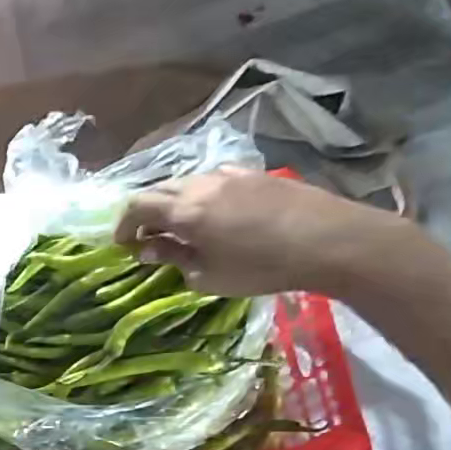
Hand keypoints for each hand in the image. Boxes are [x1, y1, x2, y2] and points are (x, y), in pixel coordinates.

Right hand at [114, 168, 437, 297]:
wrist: (327, 240)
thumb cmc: (260, 267)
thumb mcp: (208, 275)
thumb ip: (174, 258)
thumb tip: (148, 249)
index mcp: (184, 210)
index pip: (137, 206)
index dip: (123, 224)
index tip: (123, 245)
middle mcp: (201, 184)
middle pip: (158, 188)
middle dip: (145, 212)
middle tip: (147, 237)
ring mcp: (229, 174)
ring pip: (186, 182)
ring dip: (173, 202)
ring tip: (179, 227)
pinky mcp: (254, 174)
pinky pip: (213, 180)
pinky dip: (199, 196)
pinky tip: (213, 214)